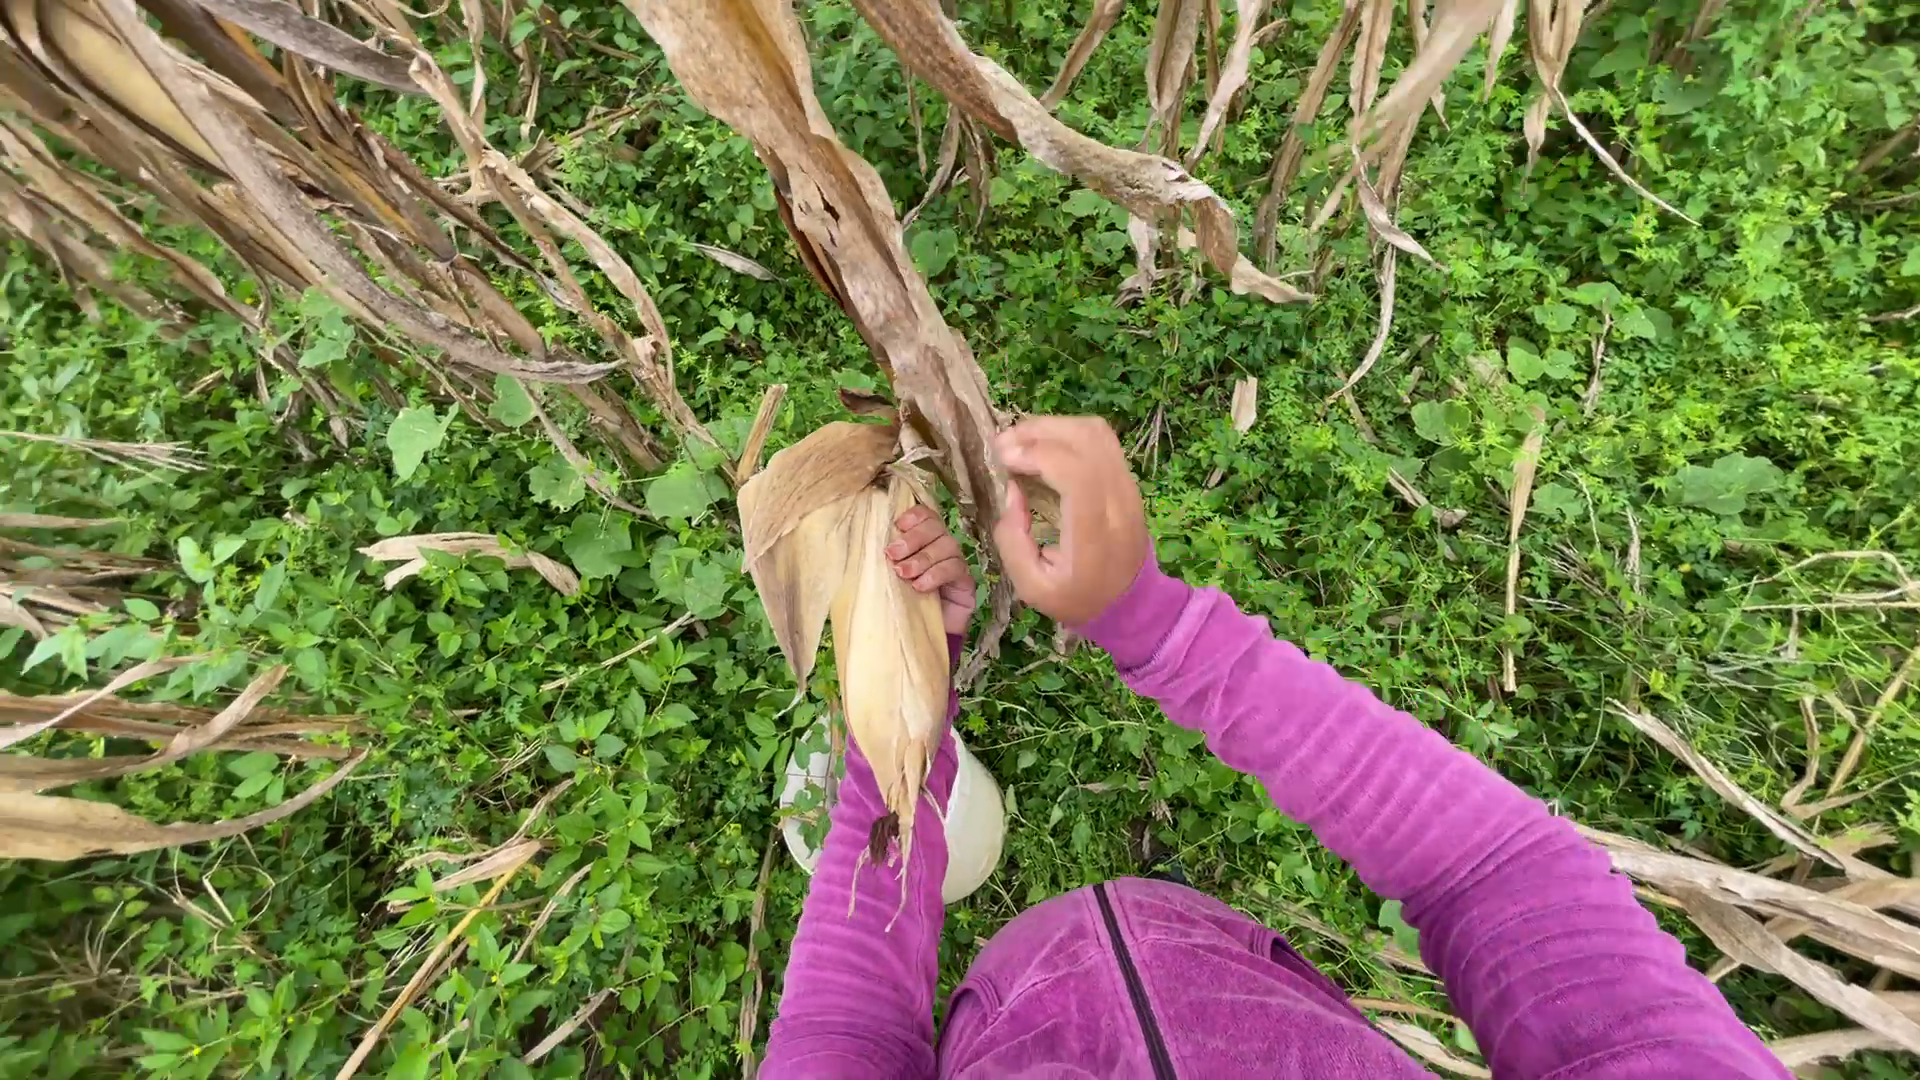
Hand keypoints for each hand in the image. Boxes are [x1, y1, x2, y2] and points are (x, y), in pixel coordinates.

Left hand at [886, 505, 976, 635]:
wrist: (921, 639)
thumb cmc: (901, 604)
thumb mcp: (888, 578)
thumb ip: (885, 560)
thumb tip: (862, 541)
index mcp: (922, 541)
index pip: (925, 516)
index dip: (914, 516)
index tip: (897, 525)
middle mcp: (941, 547)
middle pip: (935, 527)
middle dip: (913, 538)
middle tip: (892, 554)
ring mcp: (955, 563)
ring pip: (947, 545)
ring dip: (922, 557)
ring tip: (903, 574)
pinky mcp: (966, 582)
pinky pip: (955, 568)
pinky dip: (936, 574)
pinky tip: (921, 586)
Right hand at [991, 416, 1149, 624]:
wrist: (1132, 604)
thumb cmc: (1078, 599)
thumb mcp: (1032, 587)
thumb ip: (1013, 540)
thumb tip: (1011, 490)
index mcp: (1094, 534)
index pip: (1076, 472)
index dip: (1037, 453)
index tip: (1003, 459)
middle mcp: (1118, 502)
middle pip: (1086, 439)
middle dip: (1037, 432)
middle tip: (1003, 446)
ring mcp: (1128, 487)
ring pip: (1095, 431)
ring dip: (1052, 427)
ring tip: (1020, 443)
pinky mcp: (1128, 480)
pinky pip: (1101, 440)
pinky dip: (1067, 434)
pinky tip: (1043, 449)